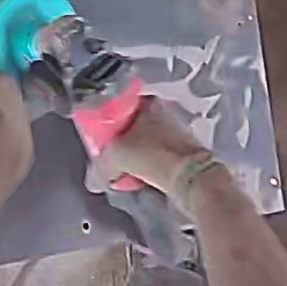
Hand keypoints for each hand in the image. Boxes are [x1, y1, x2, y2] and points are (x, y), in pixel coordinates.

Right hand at [85, 96, 212, 193]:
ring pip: (148, 140)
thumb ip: (100, 168)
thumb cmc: (150, 156)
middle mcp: (165, 110)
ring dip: (138, 153)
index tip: (100, 135)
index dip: (107, 120)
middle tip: (110, 154)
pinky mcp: (189, 149)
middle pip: (134, 124)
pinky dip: (152, 164)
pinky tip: (143, 176)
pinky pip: (161, 154)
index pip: (120, 105)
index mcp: (147, 102)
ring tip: (126, 169)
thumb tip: (93, 183)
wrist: (193, 177)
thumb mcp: (114, 159)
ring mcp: (180, 129)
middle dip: (122, 140)